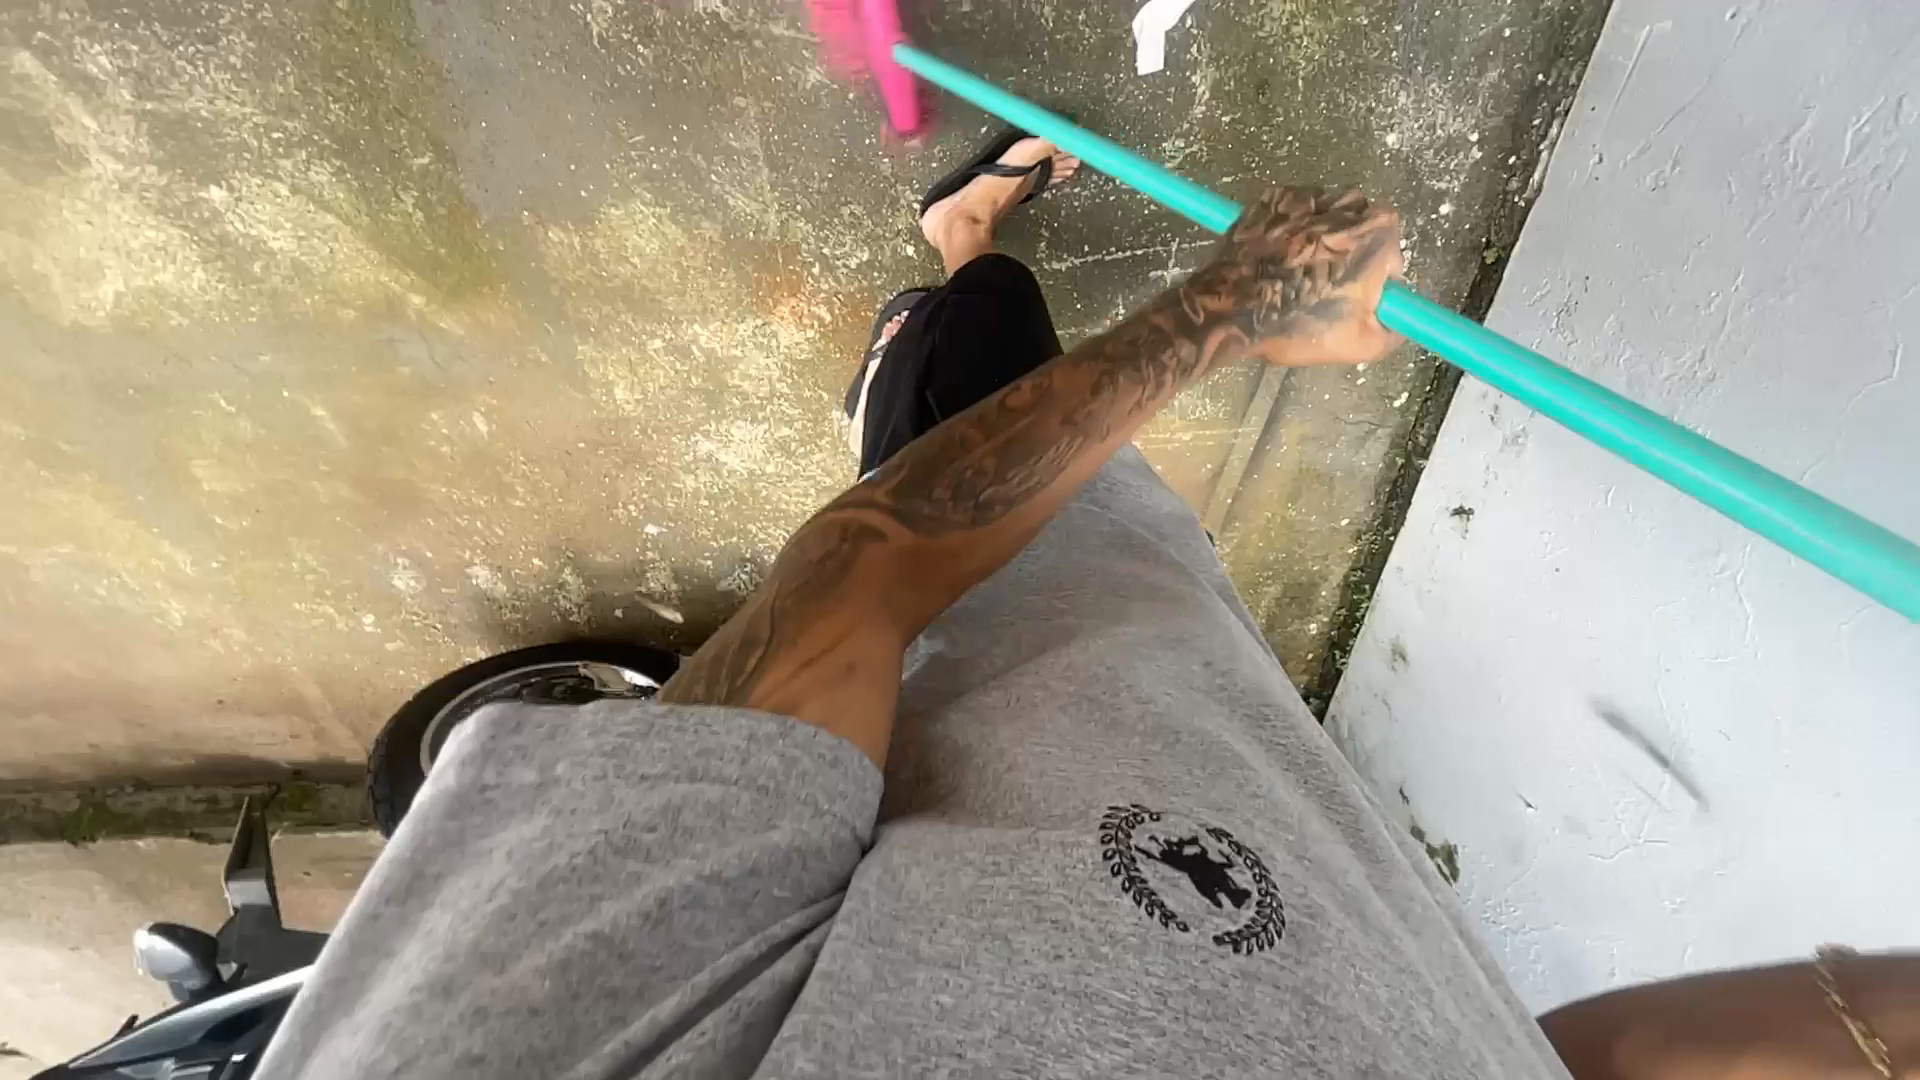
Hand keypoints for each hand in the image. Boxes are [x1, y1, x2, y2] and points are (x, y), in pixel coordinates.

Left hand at [1190, 186, 1404, 366]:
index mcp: (1380, 231)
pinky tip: (1271, 258)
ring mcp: (1306, 196)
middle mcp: (1349, 203)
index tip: (1344, 301)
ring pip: (1323, 220)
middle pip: (1356, 235)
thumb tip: (1396, 322)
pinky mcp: (1270, 200)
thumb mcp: (1360, 344)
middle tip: (1313, 291)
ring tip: (1288, 276)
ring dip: (1312, 243)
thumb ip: (1393, 330)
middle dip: (1342, 260)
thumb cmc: (1294, 324)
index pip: (1388, 259)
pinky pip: (1289, 212)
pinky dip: (1284, 232)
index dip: (1368, 285)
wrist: (1226, 309)